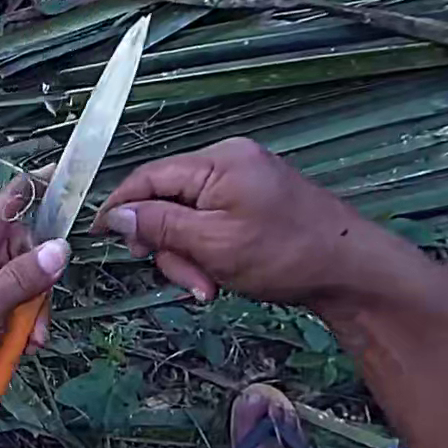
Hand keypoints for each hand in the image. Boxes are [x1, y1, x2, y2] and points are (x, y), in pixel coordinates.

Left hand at [0, 179, 68, 408]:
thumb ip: (22, 278)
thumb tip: (60, 248)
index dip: (27, 192)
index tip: (55, 172)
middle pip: (23, 250)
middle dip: (37, 279)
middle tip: (38, 307)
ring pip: (29, 281)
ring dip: (36, 309)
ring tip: (31, 336)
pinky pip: (25, 306)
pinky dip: (30, 324)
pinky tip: (27, 344)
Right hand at [92, 137, 391, 306]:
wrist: (350, 272)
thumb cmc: (283, 255)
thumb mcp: (212, 243)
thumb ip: (158, 224)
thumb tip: (113, 215)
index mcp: (217, 161)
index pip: (148, 177)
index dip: (119, 206)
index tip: (97, 235)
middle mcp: (226, 162)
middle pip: (165, 201)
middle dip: (168, 246)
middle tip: (187, 281)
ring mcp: (239, 181)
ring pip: (184, 219)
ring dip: (187, 257)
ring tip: (210, 286)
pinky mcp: (249, 201)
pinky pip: (207, 223)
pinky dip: (205, 252)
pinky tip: (221, 276)